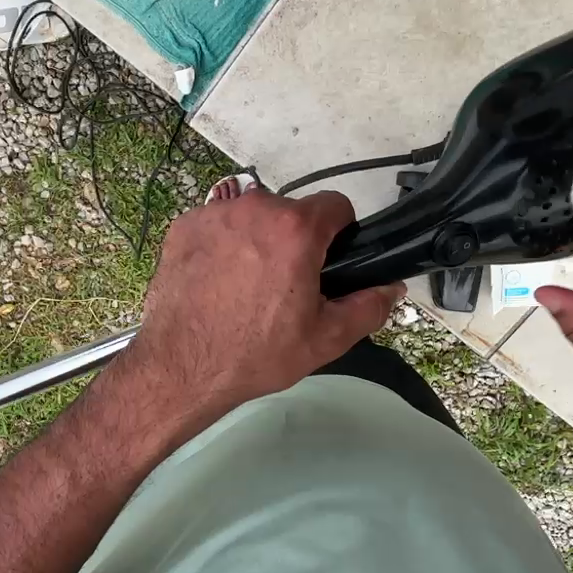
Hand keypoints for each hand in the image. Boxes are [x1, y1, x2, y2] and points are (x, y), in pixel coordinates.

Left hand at [122, 189, 405, 416]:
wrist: (182, 368)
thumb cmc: (255, 354)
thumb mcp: (326, 339)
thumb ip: (368, 306)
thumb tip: (391, 287)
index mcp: (295, 229)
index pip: (335, 205)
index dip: (340, 233)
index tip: (329, 260)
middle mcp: (254, 208)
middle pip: (291, 212)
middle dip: (295, 242)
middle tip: (286, 287)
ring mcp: (214, 214)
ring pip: (253, 218)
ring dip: (257, 241)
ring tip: (248, 288)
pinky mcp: (183, 226)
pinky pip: (218, 225)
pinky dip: (222, 246)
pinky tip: (218, 283)